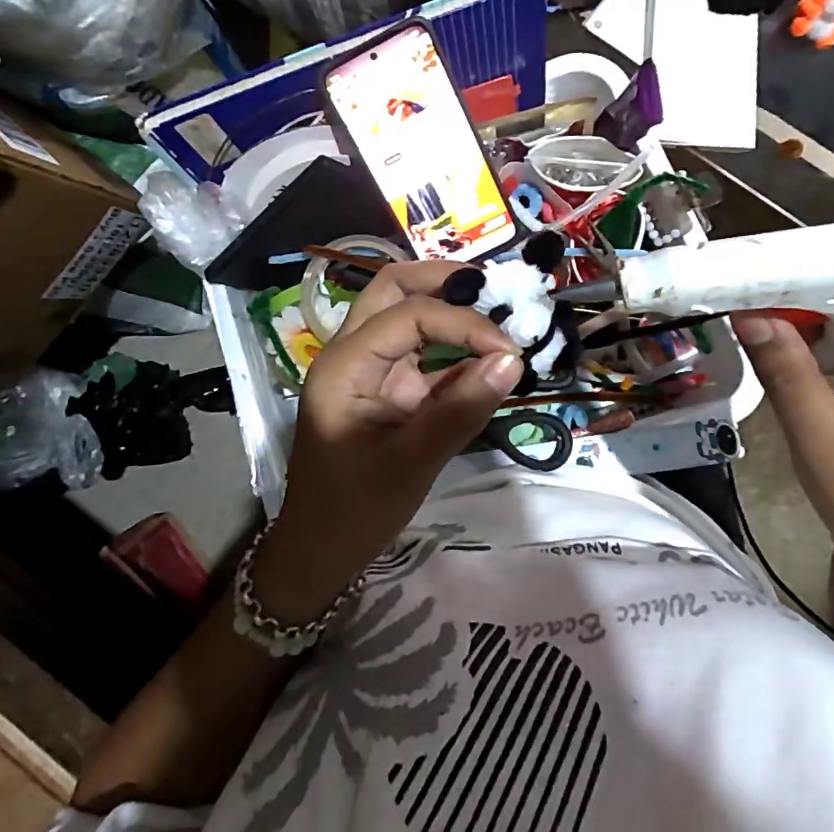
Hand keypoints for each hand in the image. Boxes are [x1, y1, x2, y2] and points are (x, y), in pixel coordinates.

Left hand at [252, 262, 522, 620]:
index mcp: (346, 365)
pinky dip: (454, 347)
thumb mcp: (412, 462)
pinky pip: (420, 351)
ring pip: (404, 311)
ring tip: (498, 313)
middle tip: (495, 291)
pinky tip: (487, 355)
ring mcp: (369, 368)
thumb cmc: (354, 510)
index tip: (510, 351)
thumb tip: (513, 361)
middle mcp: (353, 353)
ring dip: (449, 306)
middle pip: (393, 289)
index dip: (464, 323)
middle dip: (444, 281)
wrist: (320, 551)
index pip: (410, 315)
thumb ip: (461, 409)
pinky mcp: (386, 388)